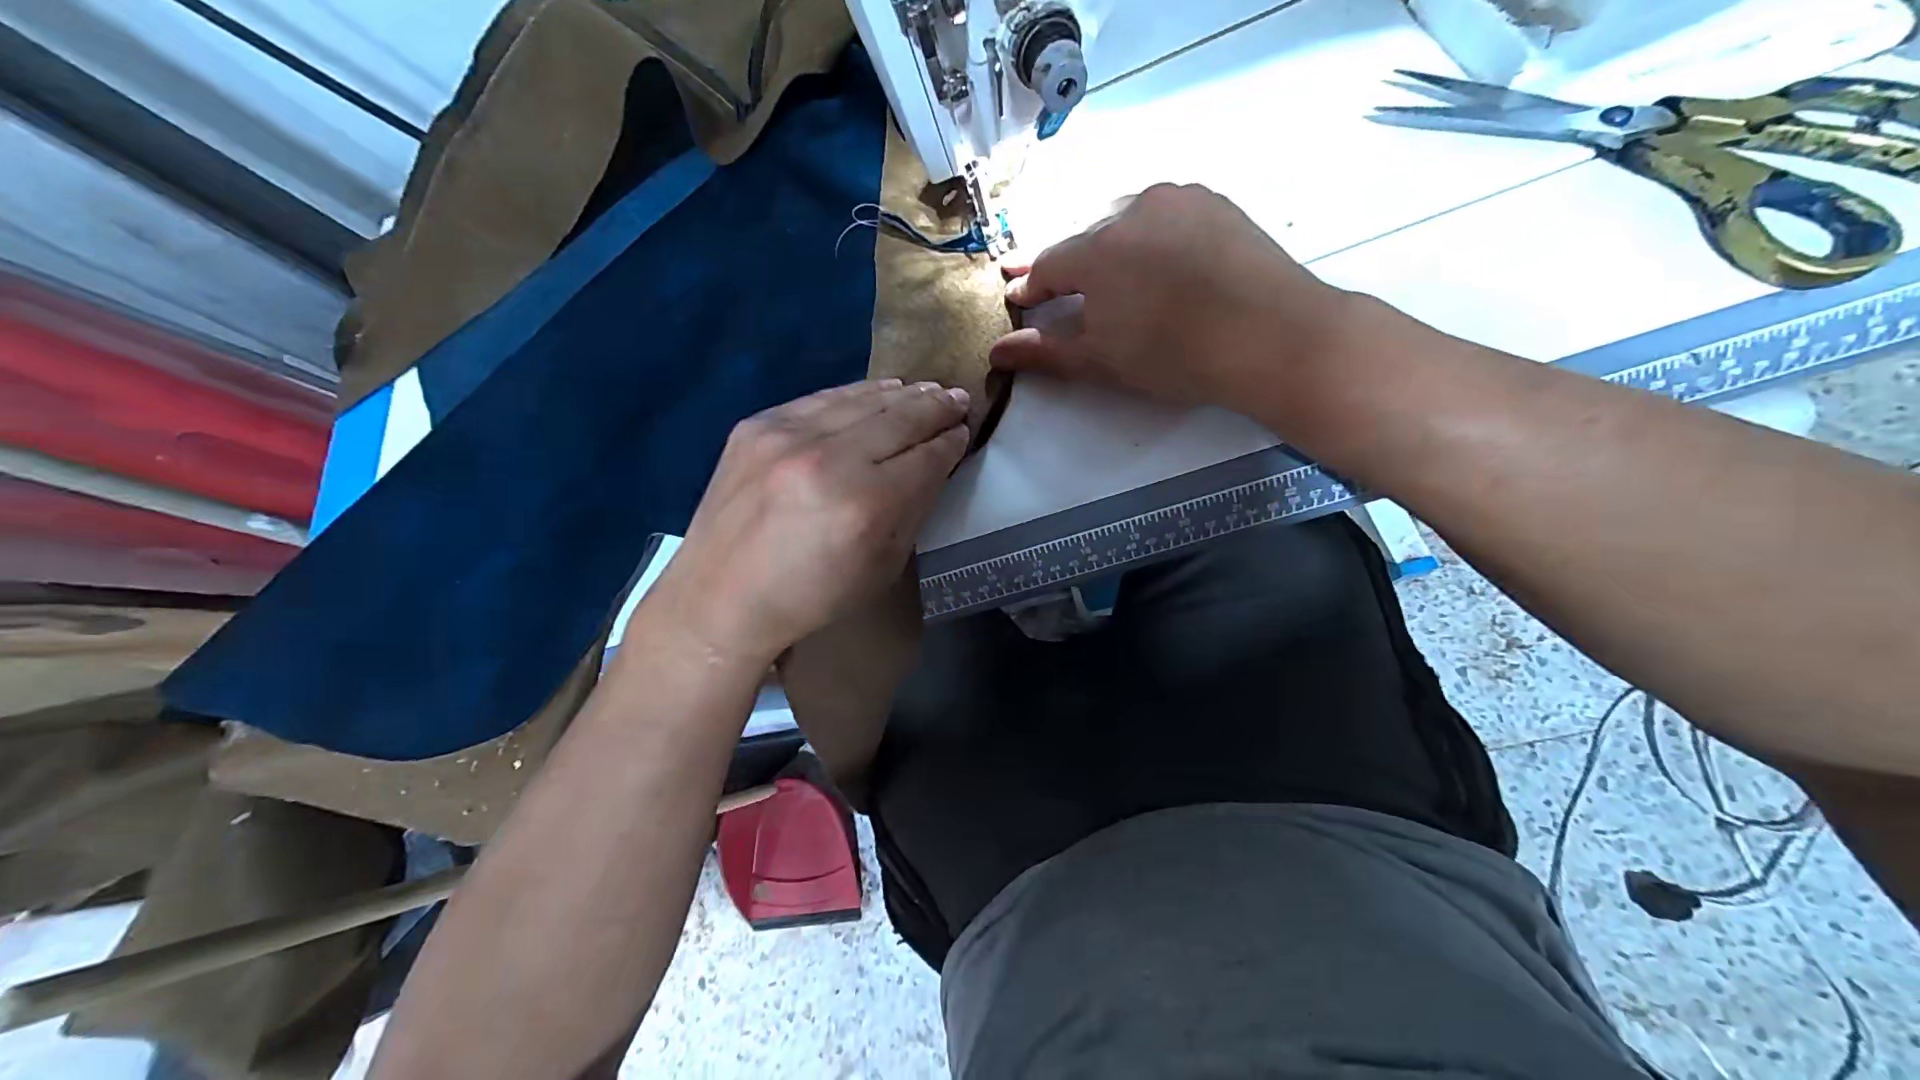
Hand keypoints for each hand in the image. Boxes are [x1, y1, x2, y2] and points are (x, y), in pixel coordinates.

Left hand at [648, 380, 969, 663]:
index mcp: (864, 505)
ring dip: (900, 393)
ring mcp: (785, 435)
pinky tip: (877, 391)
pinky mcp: (756, 425)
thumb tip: (935, 463)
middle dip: (935, 407)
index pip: (925, 457)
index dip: (951, 442)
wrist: (720, 599)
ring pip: (860, 399)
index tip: (964, 431)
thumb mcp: (881, 566)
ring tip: (925, 390)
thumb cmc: (810, 596)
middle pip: (899, 418)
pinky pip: (820, 399)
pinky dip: (855, 394)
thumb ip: (914, 508)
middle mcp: (827, 459)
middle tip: (958, 399)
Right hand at [990, 183, 1352, 407]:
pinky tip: (1156, 261)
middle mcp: (1131, 209)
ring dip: (1107, 246)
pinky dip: (1149, 237)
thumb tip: (997, 351)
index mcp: (1096, 249)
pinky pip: (1164, 215)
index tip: (1017, 298)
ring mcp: (1178, 199)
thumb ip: (1046, 351)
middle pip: (1083, 238)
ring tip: (1106, 275)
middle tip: (1052, 284)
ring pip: (1124, 221)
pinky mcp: (1214, 202)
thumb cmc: (1177, 355)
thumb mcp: (1103, 360)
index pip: (1047, 265)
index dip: (1029, 286)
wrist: (1273, 336)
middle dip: (1065, 264)